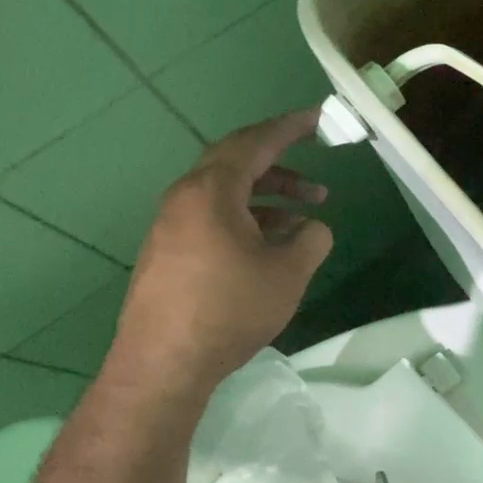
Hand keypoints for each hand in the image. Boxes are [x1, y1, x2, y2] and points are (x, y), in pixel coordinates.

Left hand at [110, 108, 333, 395]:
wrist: (164, 363)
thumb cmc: (229, 309)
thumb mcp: (288, 274)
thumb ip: (312, 240)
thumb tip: (314, 228)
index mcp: (211, 192)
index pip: (254, 143)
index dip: (289, 129)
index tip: (318, 119)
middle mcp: (184, 199)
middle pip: (235, 165)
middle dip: (281, 168)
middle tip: (317, 179)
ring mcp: (171, 227)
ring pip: (225, 196)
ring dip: (267, 200)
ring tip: (306, 218)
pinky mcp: (168, 254)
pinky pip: (213, 220)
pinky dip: (247, 221)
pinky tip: (271, 247)